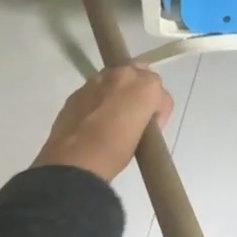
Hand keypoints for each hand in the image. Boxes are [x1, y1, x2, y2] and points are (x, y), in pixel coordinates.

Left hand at [33, 64, 173, 182]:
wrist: (74, 162)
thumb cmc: (115, 153)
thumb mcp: (143, 139)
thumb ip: (147, 120)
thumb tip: (140, 117)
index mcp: (145, 86)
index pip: (161, 95)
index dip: (158, 114)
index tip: (150, 129)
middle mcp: (122, 75)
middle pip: (138, 76)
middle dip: (138, 93)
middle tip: (133, 117)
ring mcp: (96, 81)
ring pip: (114, 80)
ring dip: (116, 94)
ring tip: (111, 118)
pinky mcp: (76, 92)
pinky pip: (94, 91)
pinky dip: (97, 101)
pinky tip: (92, 121)